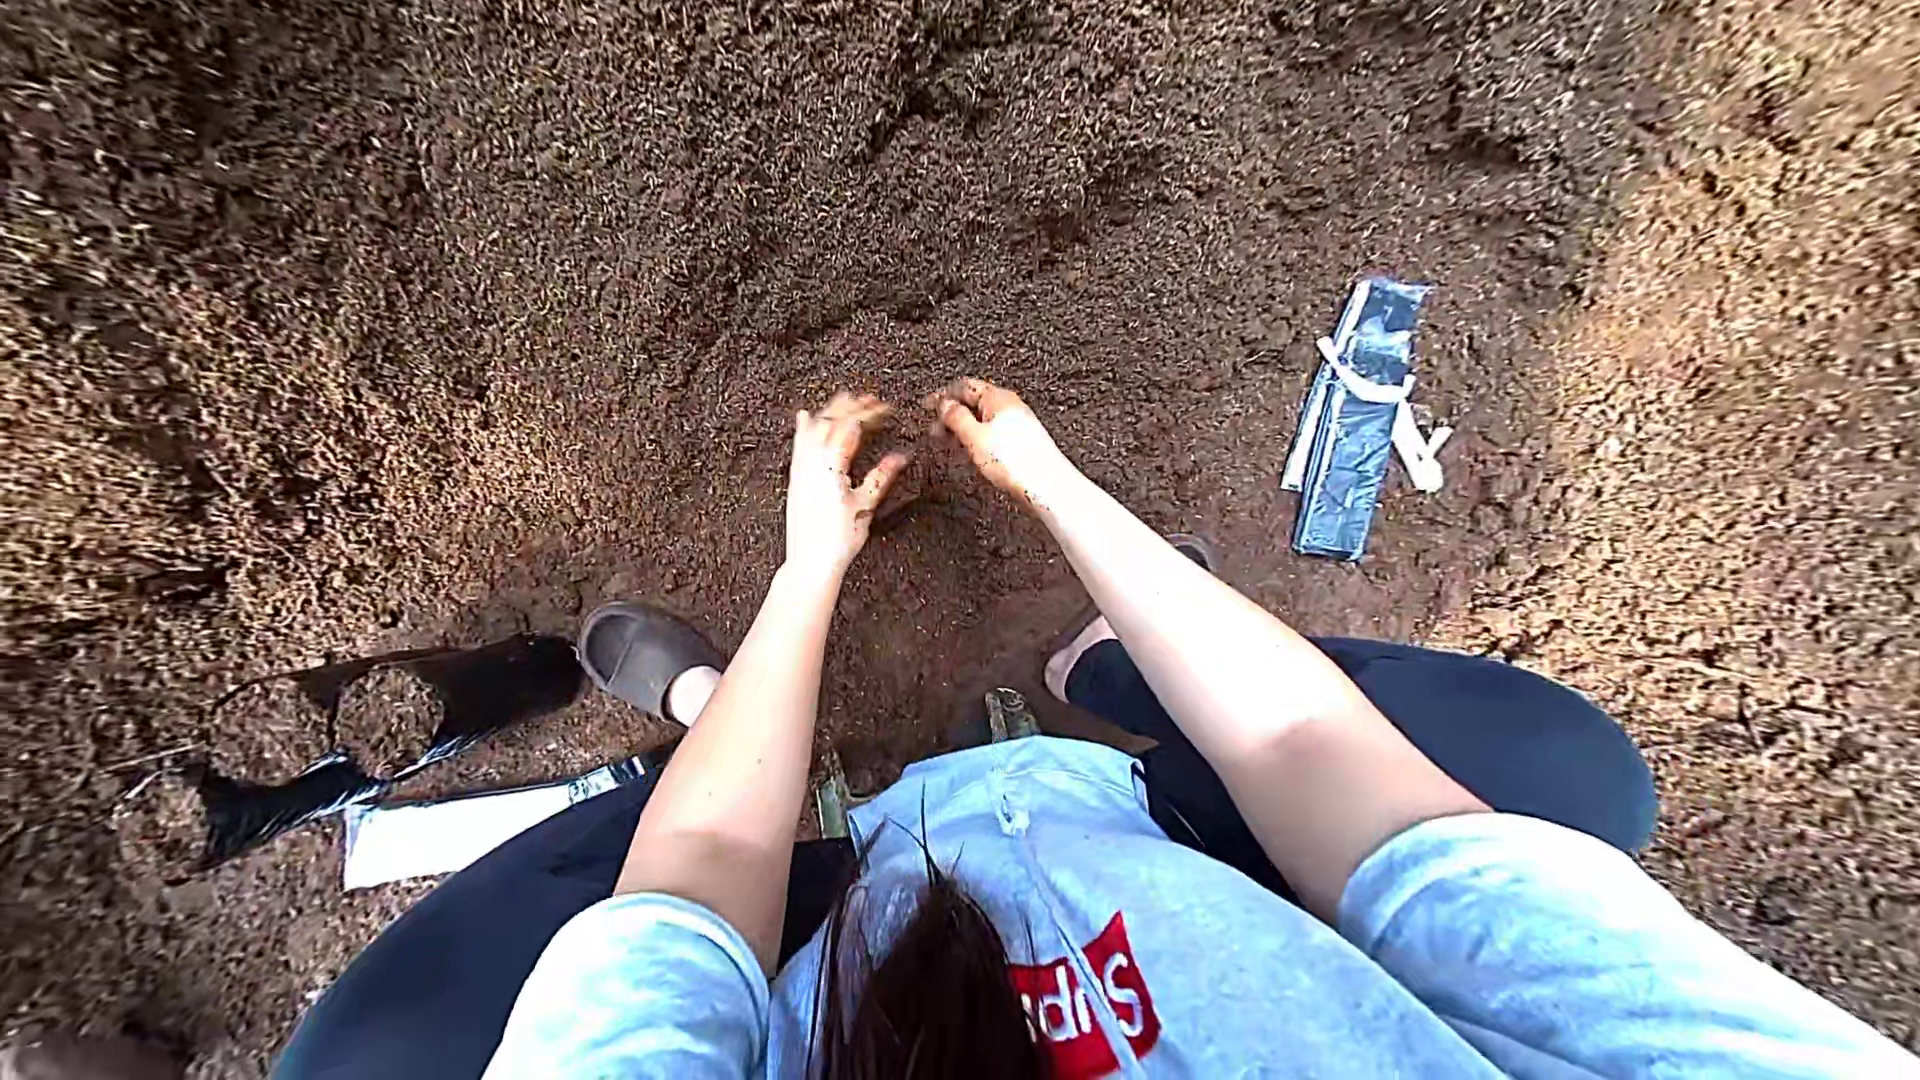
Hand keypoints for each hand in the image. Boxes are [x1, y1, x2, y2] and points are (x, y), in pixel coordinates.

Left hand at [786, 392, 908, 577]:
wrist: (811, 560)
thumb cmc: (838, 540)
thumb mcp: (866, 505)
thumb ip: (881, 477)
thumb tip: (899, 457)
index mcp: (832, 466)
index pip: (852, 427)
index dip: (870, 413)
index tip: (885, 408)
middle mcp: (812, 463)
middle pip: (830, 421)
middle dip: (851, 406)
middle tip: (869, 398)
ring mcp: (801, 468)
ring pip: (813, 428)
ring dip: (829, 410)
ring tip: (844, 399)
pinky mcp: (795, 478)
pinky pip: (798, 443)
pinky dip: (803, 427)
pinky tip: (804, 417)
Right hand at [926, 378, 1075, 512]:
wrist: (1047, 487)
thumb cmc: (1016, 461)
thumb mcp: (974, 436)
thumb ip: (956, 417)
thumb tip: (943, 404)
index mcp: (999, 398)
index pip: (965, 386)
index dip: (943, 395)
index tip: (927, 406)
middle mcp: (1010, 407)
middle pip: (975, 402)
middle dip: (952, 414)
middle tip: (935, 428)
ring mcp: (1018, 425)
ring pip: (984, 419)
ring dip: (963, 428)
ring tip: (949, 441)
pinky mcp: (1021, 443)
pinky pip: (993, 434)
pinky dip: (977, 439)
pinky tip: (972, 451)